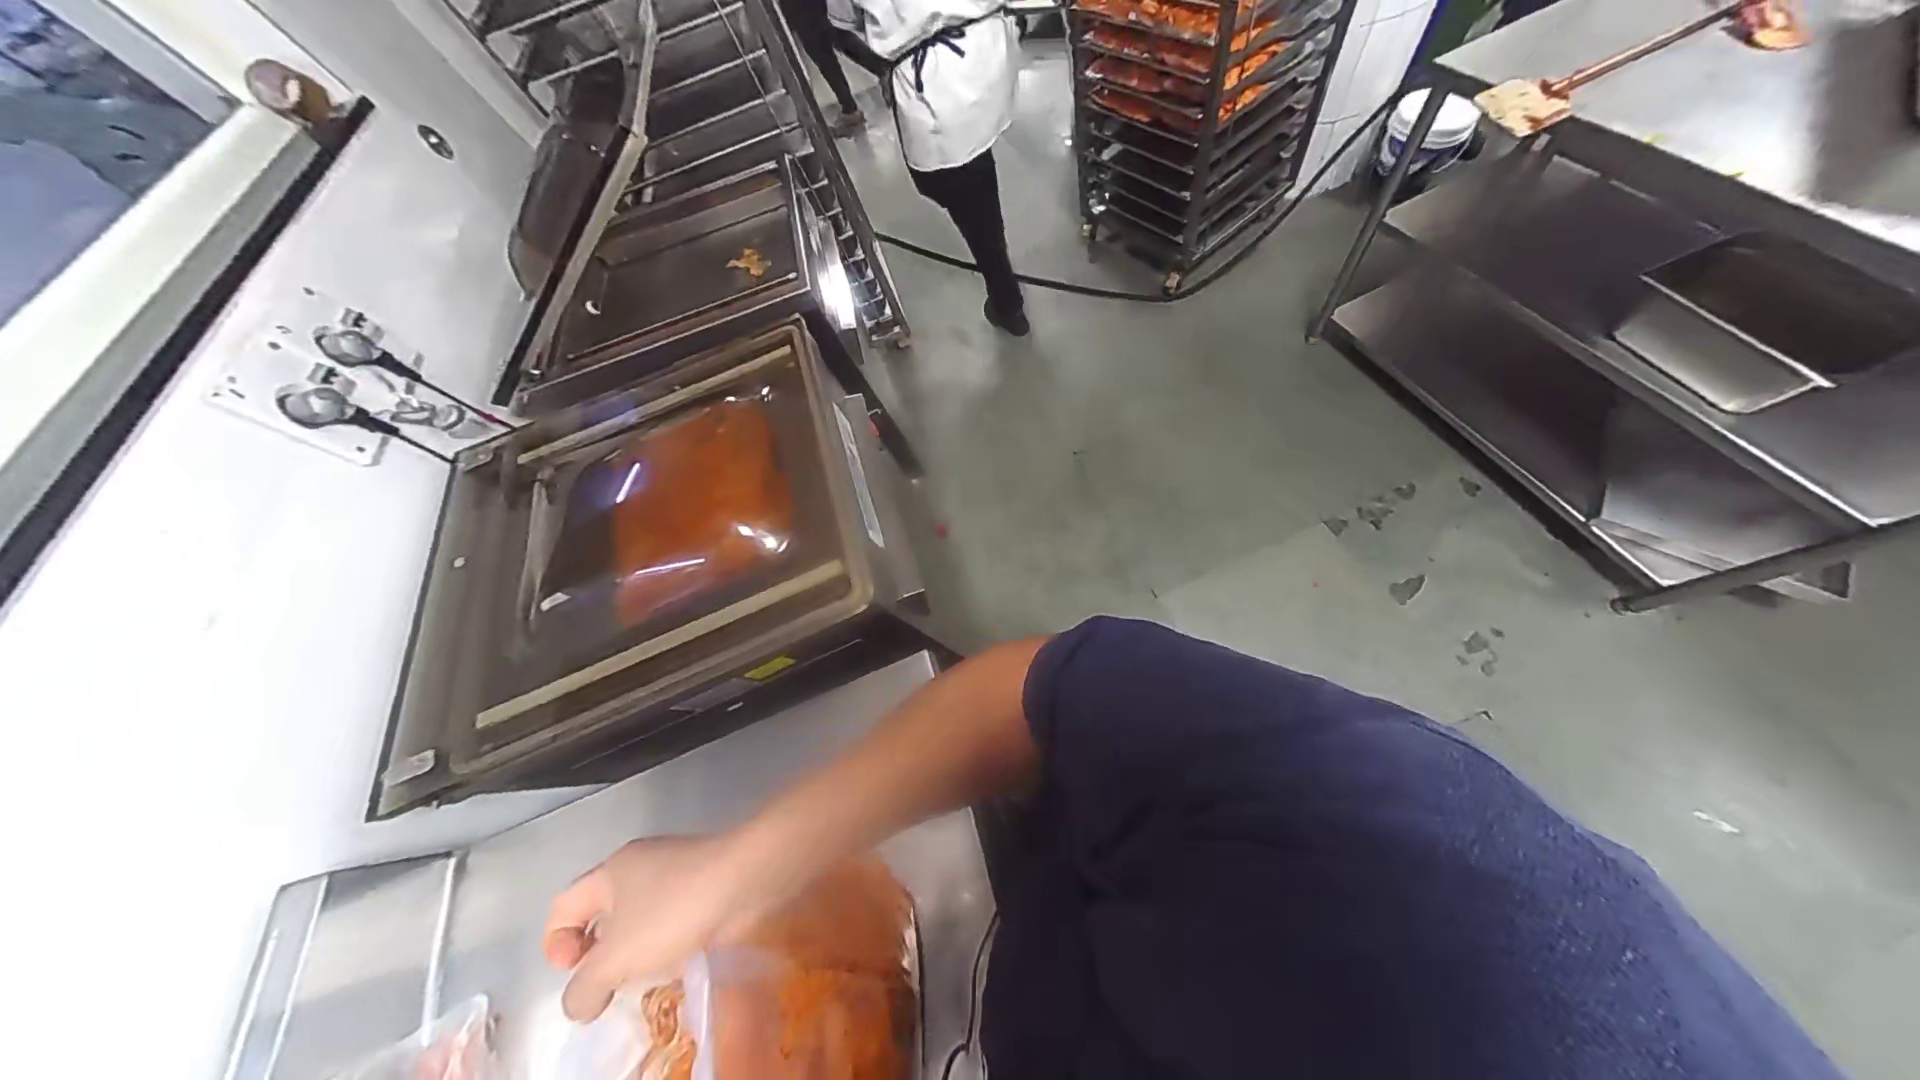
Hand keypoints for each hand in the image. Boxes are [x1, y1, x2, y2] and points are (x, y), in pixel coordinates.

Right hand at [543, 834, 761, 1021]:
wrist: (746, 879)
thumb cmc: (674, 910)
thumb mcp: (615, 957)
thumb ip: (583, 987)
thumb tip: (580, 1002)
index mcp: (612, 871)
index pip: (563, 906)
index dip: (555, 944)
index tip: (574, 972)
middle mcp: (642, 866)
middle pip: (602, 915)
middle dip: (600, 956)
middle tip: (611, 986)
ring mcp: (678, 874)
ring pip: (641, 922)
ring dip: (638, 955)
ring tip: (649, 977)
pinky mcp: (706, 887)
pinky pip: (675, 922)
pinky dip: (671, 946)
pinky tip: (682, 963)